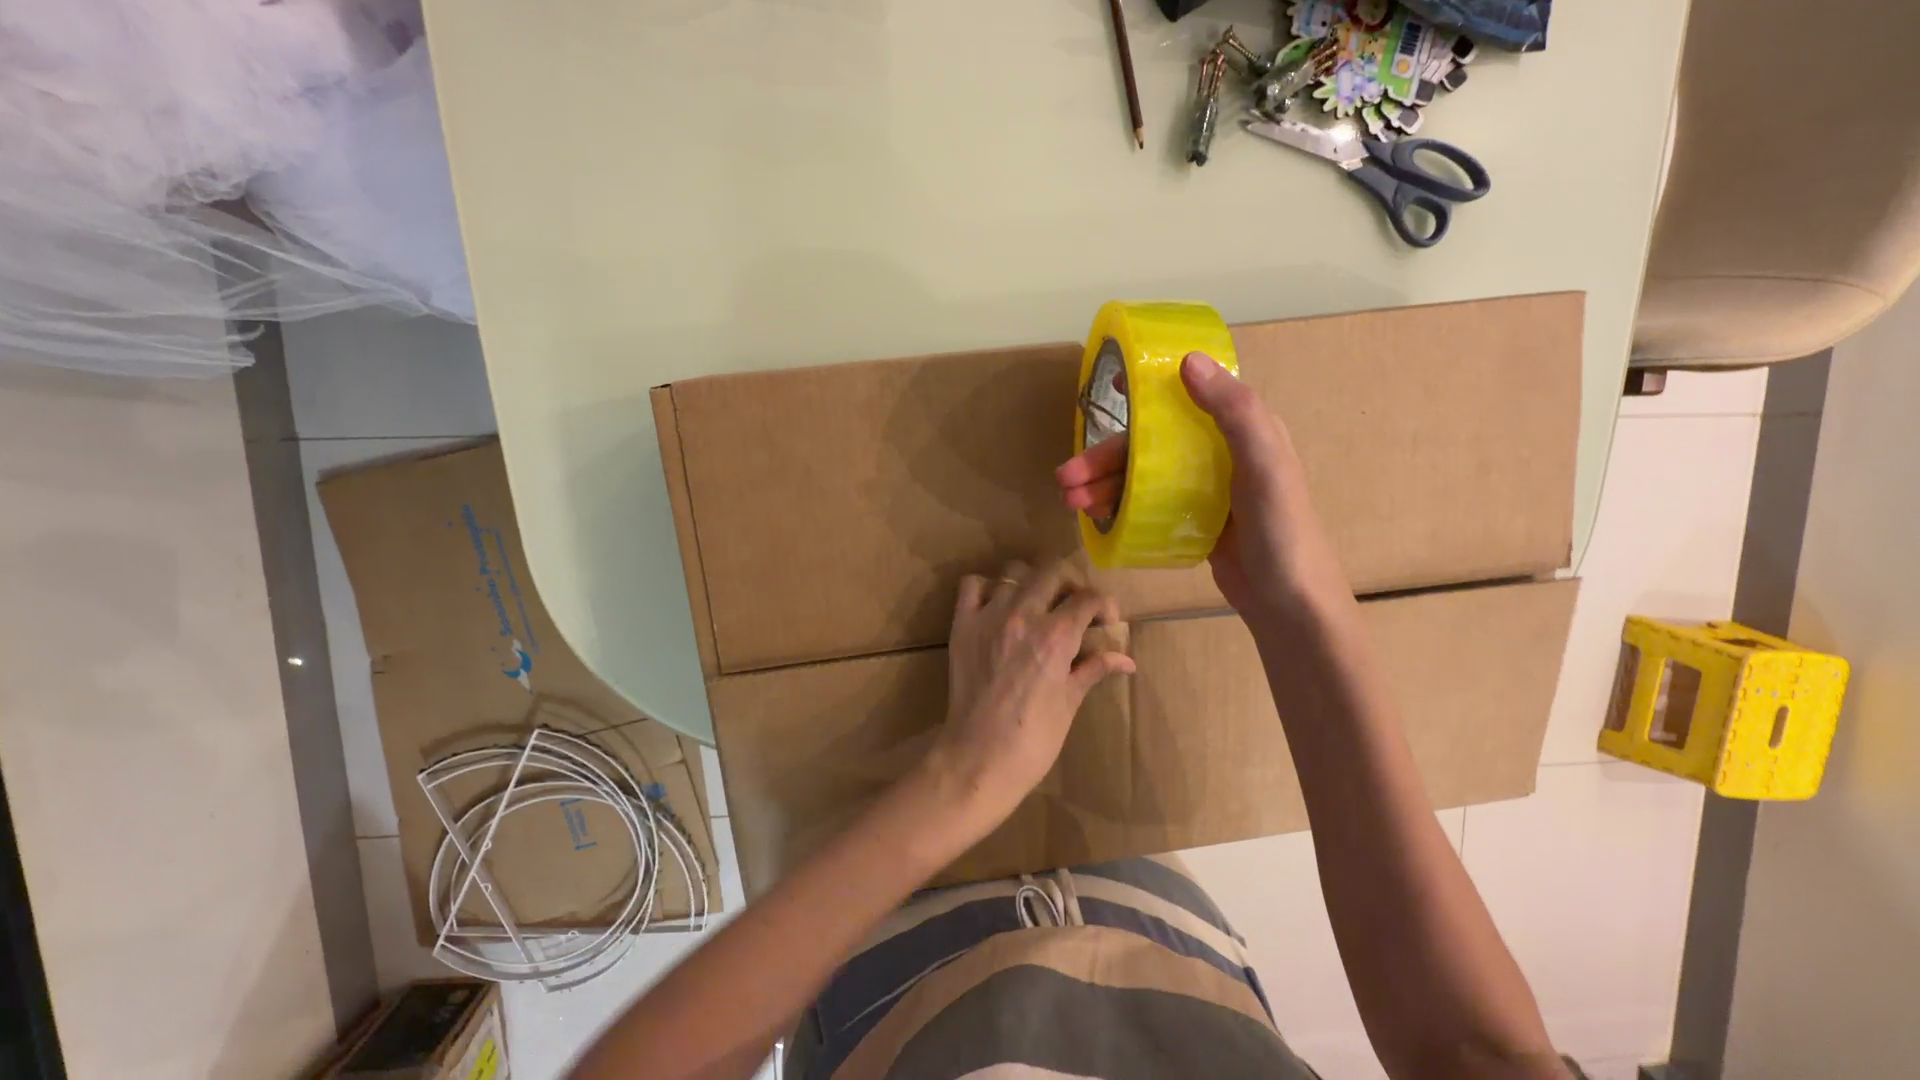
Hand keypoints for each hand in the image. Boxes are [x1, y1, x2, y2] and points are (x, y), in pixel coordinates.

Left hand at [924, 559, 1134, 824]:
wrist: (979, 758)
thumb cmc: (1034, 738)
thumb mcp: (1070, 701)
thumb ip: (1094, 668)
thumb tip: (1126, 660)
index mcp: (1057, 635)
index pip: (1088, 597)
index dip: (1103, 605)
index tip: (1105, 622)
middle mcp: (1023, 615)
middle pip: (1053, 572)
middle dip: (1071, 585)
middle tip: (1073, 608)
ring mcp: (989, 617)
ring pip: (1014, 572)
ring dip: (1031, 582)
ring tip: (1037, 605)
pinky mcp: (962, 626)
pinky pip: (972, 585)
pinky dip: (987, 588)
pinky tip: (997, 607)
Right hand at [1054, 352, 1350, 628]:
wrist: (1290, 603)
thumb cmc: (1282, 530)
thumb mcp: (1265, 464)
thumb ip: (1234, 410)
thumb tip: (1187, 360)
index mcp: (1241, 431)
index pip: (1187, 396)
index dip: (1148, 389)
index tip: (1110, 384)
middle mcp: (1219, 454)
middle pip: (1149, 444)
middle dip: (1105, 457)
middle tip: (1065, 476)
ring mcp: (1203, 491)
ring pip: (1142, 476)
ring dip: (1104, 484)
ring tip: (1071, 502)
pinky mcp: (1192, 522)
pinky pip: (1147, 505)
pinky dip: (1119, 506)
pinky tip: (1095, 517)